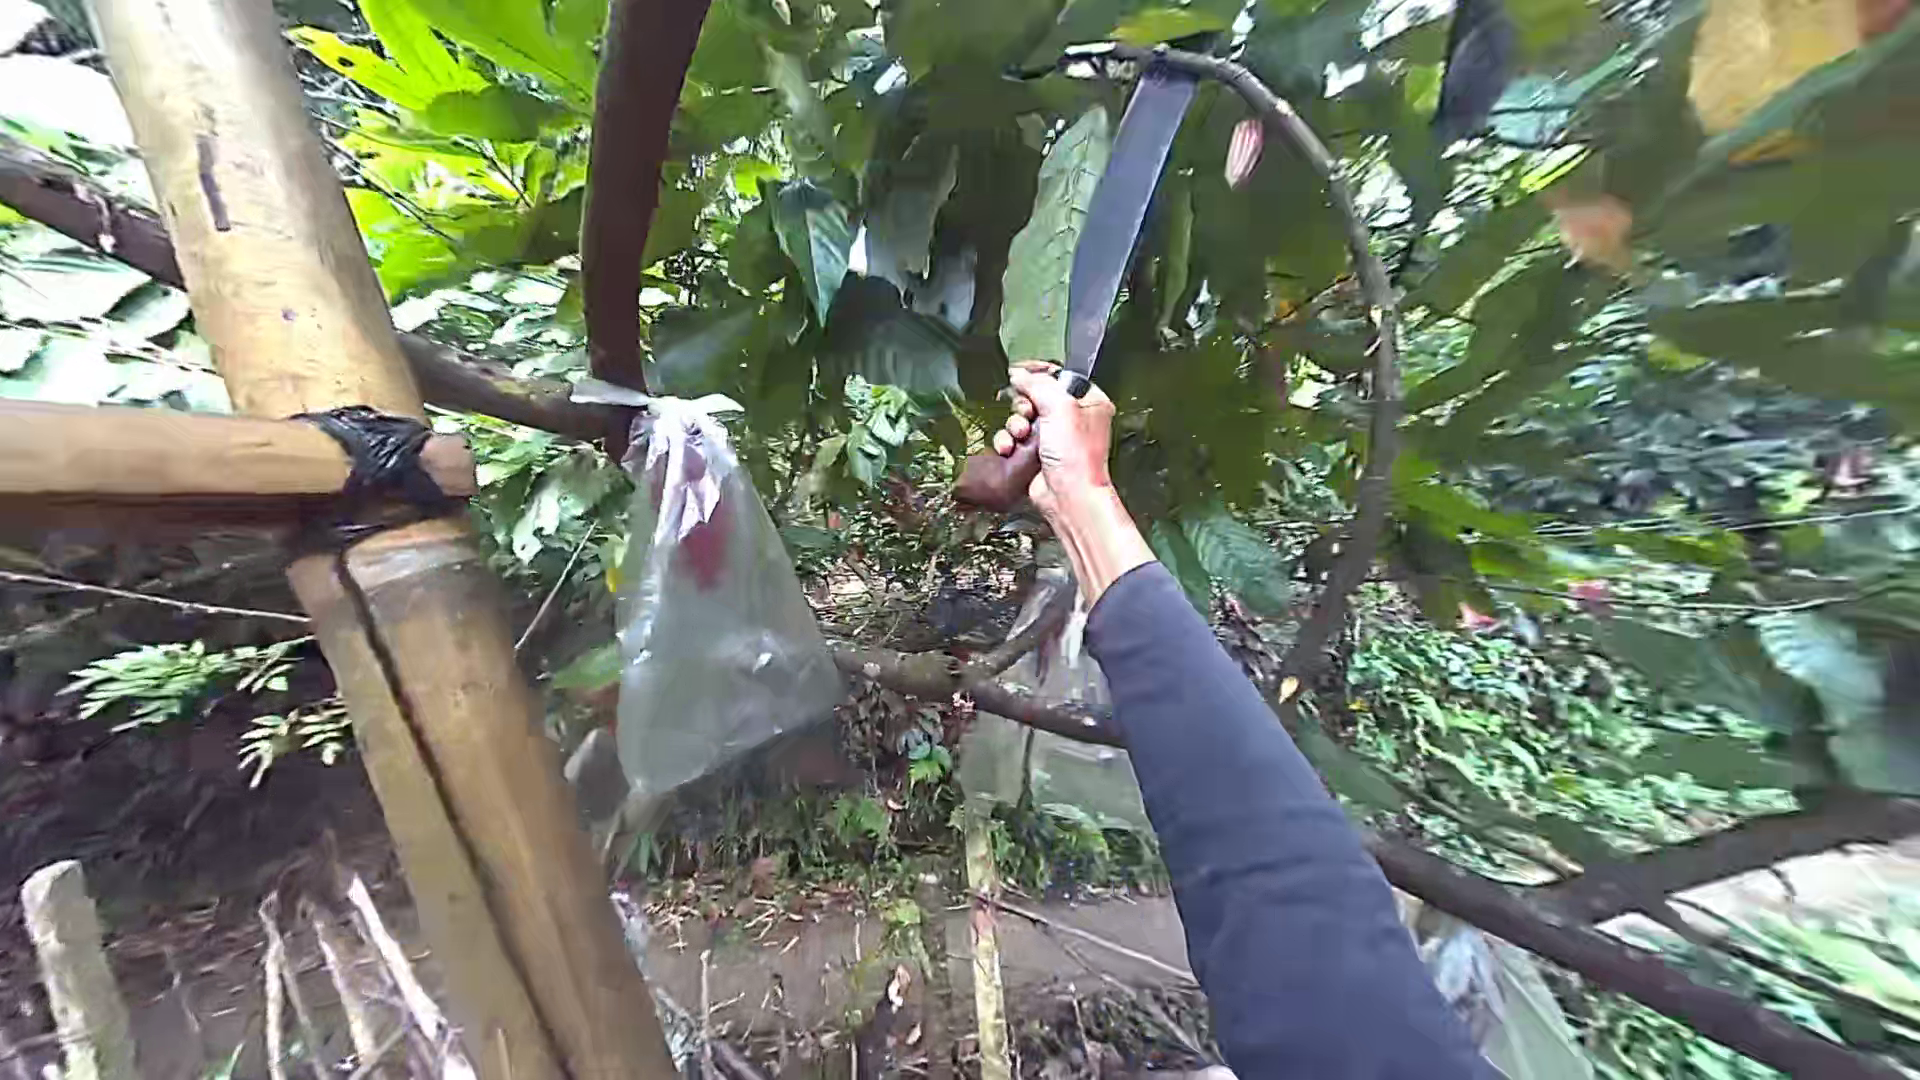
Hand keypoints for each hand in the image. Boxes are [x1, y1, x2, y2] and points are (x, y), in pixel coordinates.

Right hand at [990, 363, 1116, 518]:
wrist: (1068, 496)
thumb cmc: (1077, 458)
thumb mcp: (1060, 407)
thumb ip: (1038, 384)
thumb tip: (1020, 375)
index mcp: (1088, 401)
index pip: (1059, 376)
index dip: (1038, 373)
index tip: (1020, 372)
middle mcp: (1071, 418)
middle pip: (1035, 396)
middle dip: (1023, 404)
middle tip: (1027, 414)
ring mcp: (1052, 437)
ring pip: (1020, 417)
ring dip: (1014, 425)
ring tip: (1020, 435)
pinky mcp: (1035, 454)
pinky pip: (1013, 438)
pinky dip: (1007, 442)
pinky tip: (1011, 448)